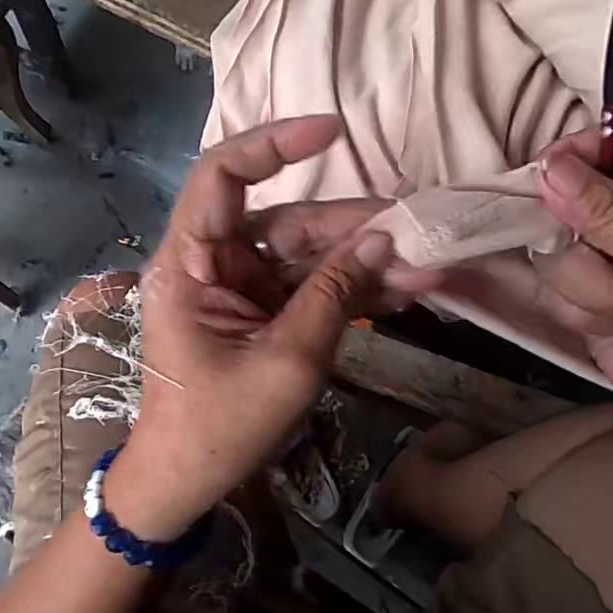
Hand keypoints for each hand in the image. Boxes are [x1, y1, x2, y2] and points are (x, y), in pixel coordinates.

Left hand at [103, 116, 426, 537]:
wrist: (189, 480)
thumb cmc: (221, 425)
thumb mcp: (288, 359)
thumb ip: (336, 293)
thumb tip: (385, 239)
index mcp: (190, 263)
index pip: (222, 175)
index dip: (273, 143)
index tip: (332, 132)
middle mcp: (210, 262)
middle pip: (284, 221)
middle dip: (352, 229)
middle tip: (417, 238)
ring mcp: (237, 286)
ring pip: (304, 254)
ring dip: (362, 262)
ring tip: (423, 271)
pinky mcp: (258, 309)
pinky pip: (306, 285)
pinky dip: (348, 288)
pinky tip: (400, 292)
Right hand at [534, 131, 612, 459]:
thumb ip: (611, 209)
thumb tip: (549, 166)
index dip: (582, 156)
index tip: (548, 171)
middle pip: (573, 197)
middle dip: (586, 237)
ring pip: (558, 248)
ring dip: (592, 284)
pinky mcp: (591, 298)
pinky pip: (555, 287)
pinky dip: (584, 310)